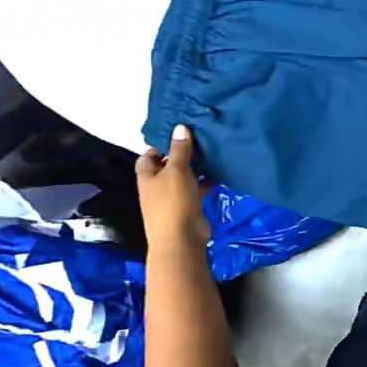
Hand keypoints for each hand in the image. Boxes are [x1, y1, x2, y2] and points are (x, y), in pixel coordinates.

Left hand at [137, 125, 209, 249]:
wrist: (181, 240)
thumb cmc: (173, 201)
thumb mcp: (176, 170)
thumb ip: (179, 149)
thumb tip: (180, 127)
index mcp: (147, 176)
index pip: (148, 156)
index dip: (159, 145)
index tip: (176, 135)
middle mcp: (157, 186)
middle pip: (167, 166)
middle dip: (180, 154)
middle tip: (198, 139)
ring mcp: (173, 198)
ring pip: (184, 177)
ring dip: (195, 167)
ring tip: (210, 151)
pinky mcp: (188, 207)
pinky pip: (197, 189)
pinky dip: (206, 181)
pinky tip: (219, 171)